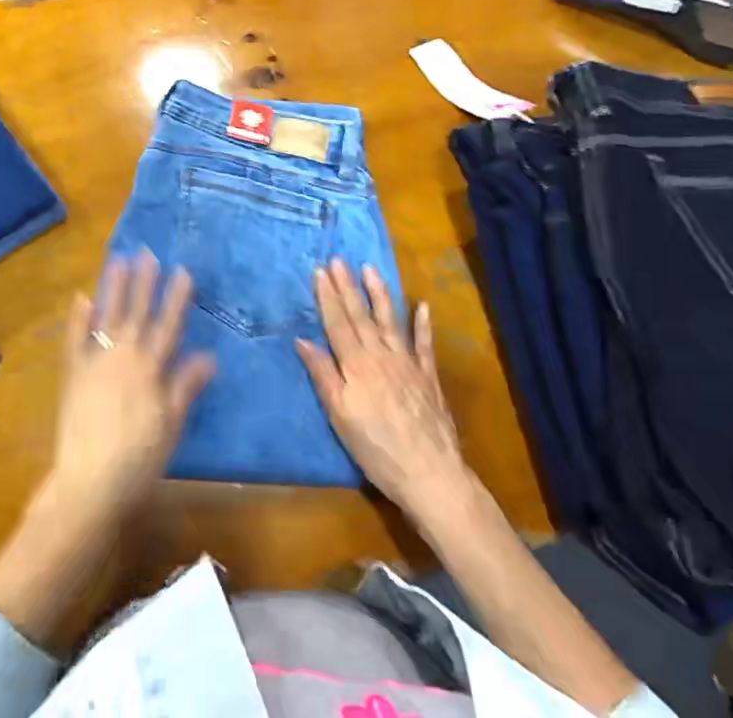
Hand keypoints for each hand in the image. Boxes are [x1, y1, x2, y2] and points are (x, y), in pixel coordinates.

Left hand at [45, 252, 214, 514]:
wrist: (90, 481)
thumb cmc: (139, 457)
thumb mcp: (172, 424)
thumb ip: (186, 386)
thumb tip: (209, 356)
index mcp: (151, 369)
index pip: (168, 326)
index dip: (176, 299)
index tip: (182, 271)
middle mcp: (124, 357)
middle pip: (136, 313)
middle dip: (143, 283)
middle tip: (146, 253)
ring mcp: (94, 362)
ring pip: (106, 317)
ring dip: (112, 288)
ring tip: (117, 260)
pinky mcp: (72, 374)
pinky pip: (75, 340)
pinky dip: (78, 318)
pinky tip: (81, 297)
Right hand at [297, 259, 475, 514]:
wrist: (430, 472)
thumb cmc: (375, 448)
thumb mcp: (339, 415)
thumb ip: (323, 375)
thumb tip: (303, 340)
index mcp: (357, 366)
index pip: (339, 323)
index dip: (328, 297)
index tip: (320, 271)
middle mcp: (382, 356)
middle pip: (362, 316)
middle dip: (348, 287)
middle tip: (339, 260)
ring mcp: (409, 364)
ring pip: (391, 321)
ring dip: (380, 294)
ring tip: (371, 269)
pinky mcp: (429, 377)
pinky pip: (424, 344)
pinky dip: (423, 324)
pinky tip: (422, 306)